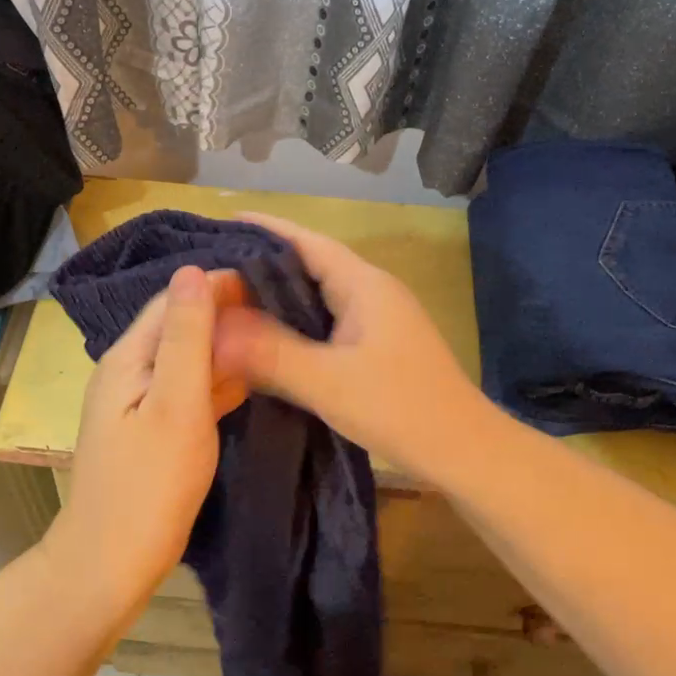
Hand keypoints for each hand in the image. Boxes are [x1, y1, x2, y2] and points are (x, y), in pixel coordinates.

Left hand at [43, 266, 245, 605]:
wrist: (111, 566)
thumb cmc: (149, 484)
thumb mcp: (176, 404)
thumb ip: (187, 337)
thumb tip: (193, 271)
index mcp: (128, 357)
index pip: (174, 300)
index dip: (219, 285)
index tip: (270, 279)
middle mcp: (130, 371)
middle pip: (180, 328)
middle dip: (227, 314)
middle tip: (284, 310)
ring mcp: (140, 404)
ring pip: (189, 361)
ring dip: (227, 348)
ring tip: (278, 337)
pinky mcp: (154, 432)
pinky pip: (190, 392)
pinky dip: (220, 383)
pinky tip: (254, 380)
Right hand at [211, 212, 486, 476]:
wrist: (464, 452)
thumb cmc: (401, 408)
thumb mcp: (328, 381)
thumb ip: (270, 353)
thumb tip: (212, 328)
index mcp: (364, 284)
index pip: (307, 241)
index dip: (264, 230)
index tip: (222, 223)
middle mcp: (371, 293)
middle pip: (309, 265)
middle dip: (262, 264)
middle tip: (211, 269)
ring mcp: (376, 321)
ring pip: (316, 297)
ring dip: (276, 297)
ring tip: (226, 302)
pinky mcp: (375, 348)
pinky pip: (323, 324)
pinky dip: (292, 325)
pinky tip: (264, 342)